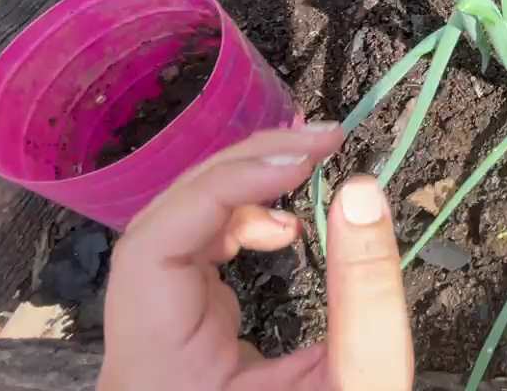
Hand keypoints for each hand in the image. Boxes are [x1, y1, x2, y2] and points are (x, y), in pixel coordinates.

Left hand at [100, 125, 412, 390]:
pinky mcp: (180, 342)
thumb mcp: (361, 381)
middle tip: (326, 139)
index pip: (156, 247)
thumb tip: (360, 188)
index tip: (313, 155)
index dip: (228, 183)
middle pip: (161, 227)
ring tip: (314, 168)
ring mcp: (154, 348)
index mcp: (162, 376)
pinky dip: (243, 220)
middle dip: (245, 167)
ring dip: (246, 186)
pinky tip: (286, 224)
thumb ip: (367, 289)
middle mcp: (138, 358)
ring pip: (173, 235)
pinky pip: (192, 259)